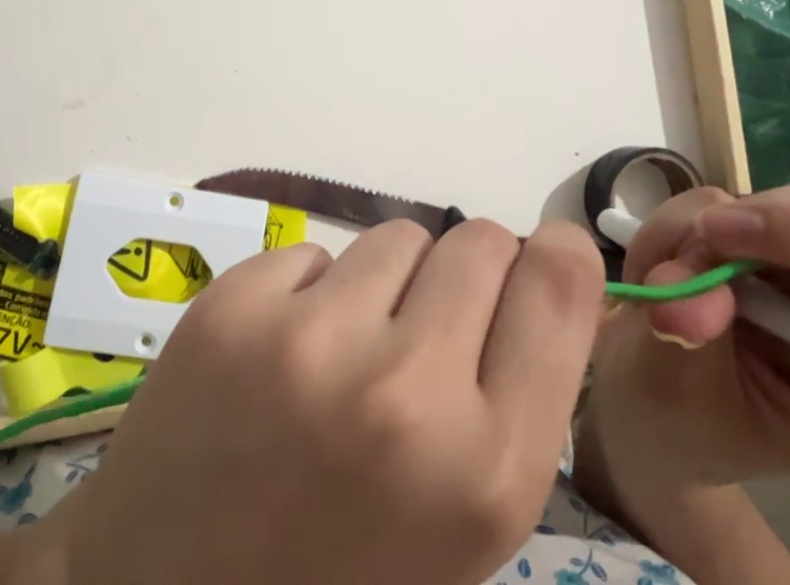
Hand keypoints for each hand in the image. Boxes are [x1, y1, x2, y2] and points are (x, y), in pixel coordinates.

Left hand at [53, 217, 605, 584]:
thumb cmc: (338, 574)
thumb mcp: (466, 524)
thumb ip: (517, 400)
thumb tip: (546, 276)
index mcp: (485, 467)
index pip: (559, 286)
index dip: (558, 258)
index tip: (540, 261)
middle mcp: (404, 390)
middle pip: (481, 241)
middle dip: (469, 275)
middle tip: (427, 327)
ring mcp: (308, 340)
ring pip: (397, 237)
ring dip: (389, 283)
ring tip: (346, 350)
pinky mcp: (230, 308)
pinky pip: (313, 253)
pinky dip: (310, 292)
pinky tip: (279, 355)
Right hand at [581, 181, 789, 492]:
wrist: (650, 390)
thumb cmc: (689, 422)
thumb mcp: (681, 408)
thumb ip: (685, 348)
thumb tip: (684, 290)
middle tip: (721, 240)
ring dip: (743, 224)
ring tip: (666, 270)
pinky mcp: (789, 227)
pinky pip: (756, 192)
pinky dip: (696, 216)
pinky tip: (663, 256)